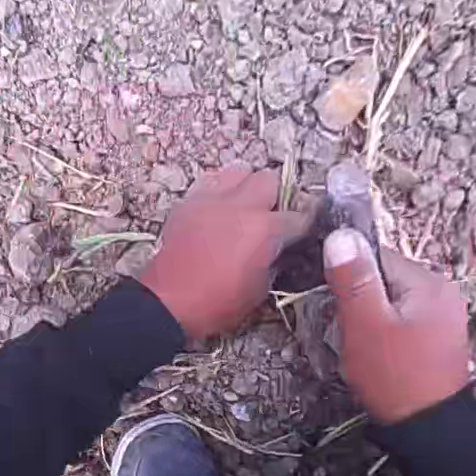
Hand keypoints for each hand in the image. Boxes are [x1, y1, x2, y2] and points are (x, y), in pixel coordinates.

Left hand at [139, 167, 310, 340]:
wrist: (169, 303)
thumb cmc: (216, 304)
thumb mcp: (259, 290)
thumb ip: (274, 262)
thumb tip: (279, 251)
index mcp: (265, 230)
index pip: (299, 215)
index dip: (305, 222)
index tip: (303, 228)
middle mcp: (241, 207)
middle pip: (270, 179)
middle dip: (276, 196)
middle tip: (271, 215)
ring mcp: (212, 200)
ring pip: (240, 171)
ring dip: (247, 186)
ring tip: (244, 207)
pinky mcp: (189, 202)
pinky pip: (211, 181)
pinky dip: (220, 190)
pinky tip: (219, 209)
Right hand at [323, 228, 470, 423]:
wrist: (428, 431)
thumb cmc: (395, 377)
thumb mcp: (366, 324)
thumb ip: (353, 279)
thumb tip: (340, 236)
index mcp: (428, 282)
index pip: (375, 257)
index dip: (348, 278)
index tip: (337, 305)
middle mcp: (442, 293)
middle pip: (383, 281)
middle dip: (359, 304)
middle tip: (351, 333)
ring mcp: (442, 318)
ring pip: (389, 304)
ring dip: (369, 321)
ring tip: (364, 349)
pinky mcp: (436, 340)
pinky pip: (400, 323)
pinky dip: (384, 335)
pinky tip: (378, 356)